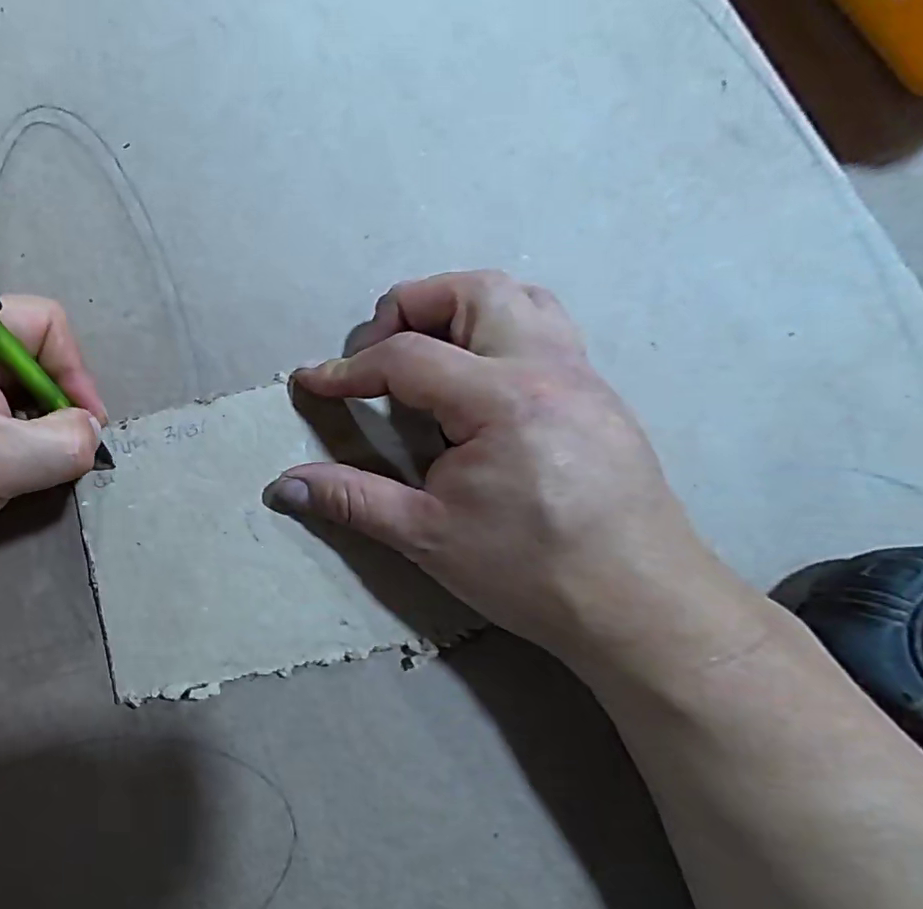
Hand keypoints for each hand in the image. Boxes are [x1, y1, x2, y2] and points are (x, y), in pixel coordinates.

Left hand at [0, 296, 106, 595]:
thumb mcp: (1, 461)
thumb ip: (65, 442)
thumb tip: (92, 433)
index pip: (43, 324)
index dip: (76, 373)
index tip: (88, 426)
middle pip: (28, 355)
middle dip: (54, 405)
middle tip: (61, 452)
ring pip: (11, 386)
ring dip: (33, 426)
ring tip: (29, 466)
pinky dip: (10, 437)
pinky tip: (2, 468)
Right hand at [262, 271, 745, 664]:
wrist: (639, 603)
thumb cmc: (528, 571)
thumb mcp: (425, 536)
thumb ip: (351, 499)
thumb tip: (283, 486)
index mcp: (501, 399)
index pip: (407, 357)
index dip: (348, 369)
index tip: (310, 382)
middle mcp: (548, 368)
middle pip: (473, 291)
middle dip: (409, 308)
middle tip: (374, 355)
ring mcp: (581, 376)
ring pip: (519, 298)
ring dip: (458, 310)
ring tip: (421, 357)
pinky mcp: (596, 396)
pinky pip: (543, 329)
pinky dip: (494, 332)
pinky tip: (472, 386)